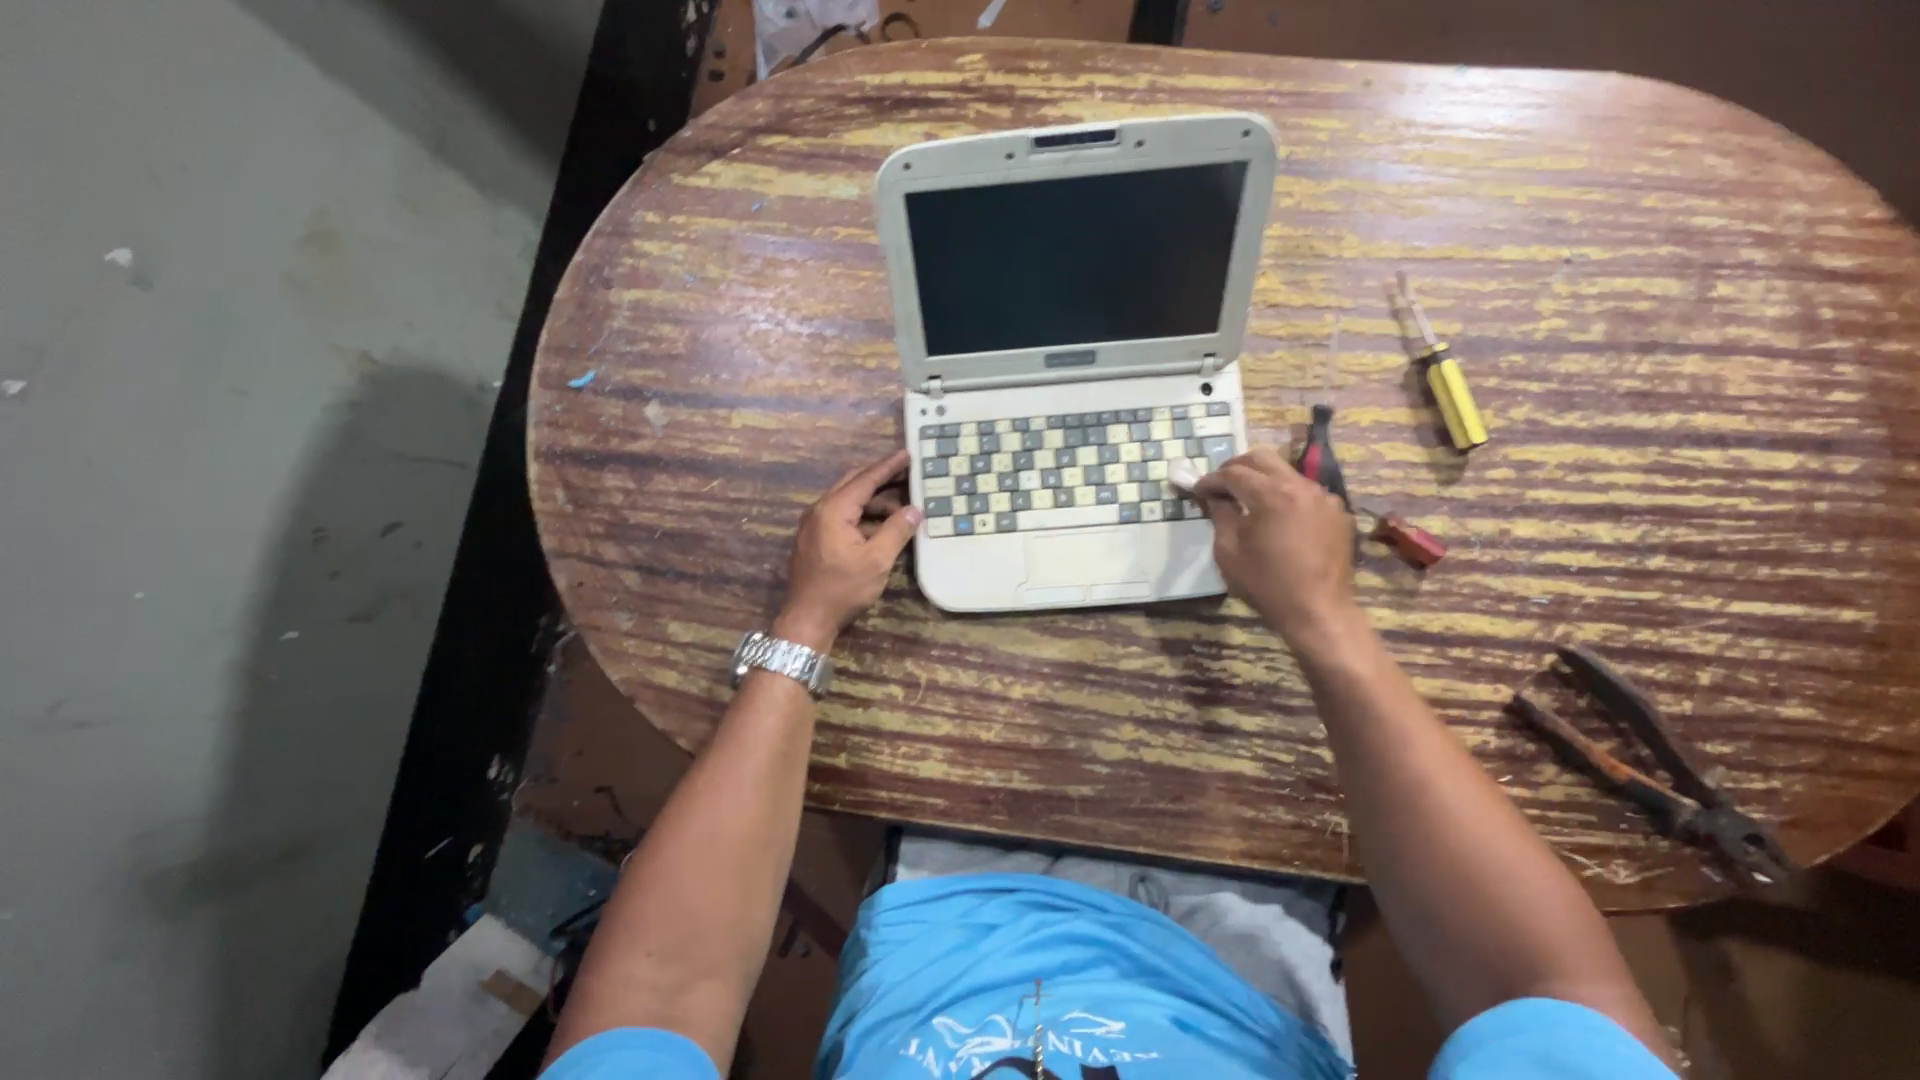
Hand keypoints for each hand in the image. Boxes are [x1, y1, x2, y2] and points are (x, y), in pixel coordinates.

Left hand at [774, 448, 921, 650]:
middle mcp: (819, 509)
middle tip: (907, 474)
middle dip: (881, 478)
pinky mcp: (814, 538)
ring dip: (874, 500)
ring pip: (847, 500)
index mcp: (833, 510)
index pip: (865, 479)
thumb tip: (916, 509)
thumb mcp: (877, 560)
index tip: (907, 454)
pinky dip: (863, 514)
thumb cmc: (842, 589)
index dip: (888, 466)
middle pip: (853, 483)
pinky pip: (841, 515)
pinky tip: (881, 524)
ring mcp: (814, 524)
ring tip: (902, 505)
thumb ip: (897, 530)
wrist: (806, 618)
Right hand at [1189, 446, 1361, 645]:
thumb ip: (1220, 516)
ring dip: (1263, 479)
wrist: (1318, 611)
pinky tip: (1277, 518)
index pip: (1234, 473)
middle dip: (1236, 467)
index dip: (1211, 480)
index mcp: (1272, 495)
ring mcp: (1324, 498)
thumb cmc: (1266, 585)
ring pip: (1286, 472)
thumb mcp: (1229, 552)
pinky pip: (1306, 493)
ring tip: (1247, 500)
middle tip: (1220, 486)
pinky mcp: (1337, 512)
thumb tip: (1213, 497)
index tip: (1197, 490)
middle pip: (1262, 458)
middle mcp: (1301, 487)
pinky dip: (1286, 496)